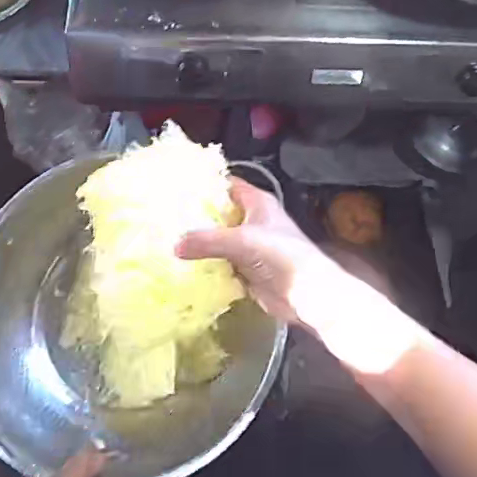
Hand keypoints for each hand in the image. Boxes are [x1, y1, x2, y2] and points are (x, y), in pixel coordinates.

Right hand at [178, 176, 340, 326]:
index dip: (206, 183)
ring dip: (201, 242)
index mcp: (257, 203)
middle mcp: (253, 220)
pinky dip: (208, 264)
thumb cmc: (281, 256)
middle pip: (220, 213)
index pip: (228, 184)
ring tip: (169, 239)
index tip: (178, 185)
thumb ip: (208, 241)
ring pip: (220, 239)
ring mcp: (251, 246)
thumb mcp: (242, 242)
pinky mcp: (248, 270)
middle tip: (167, 216)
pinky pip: (222, 263)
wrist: (308, 294)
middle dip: (197, 215)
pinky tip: (185, 266)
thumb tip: (175, 245)